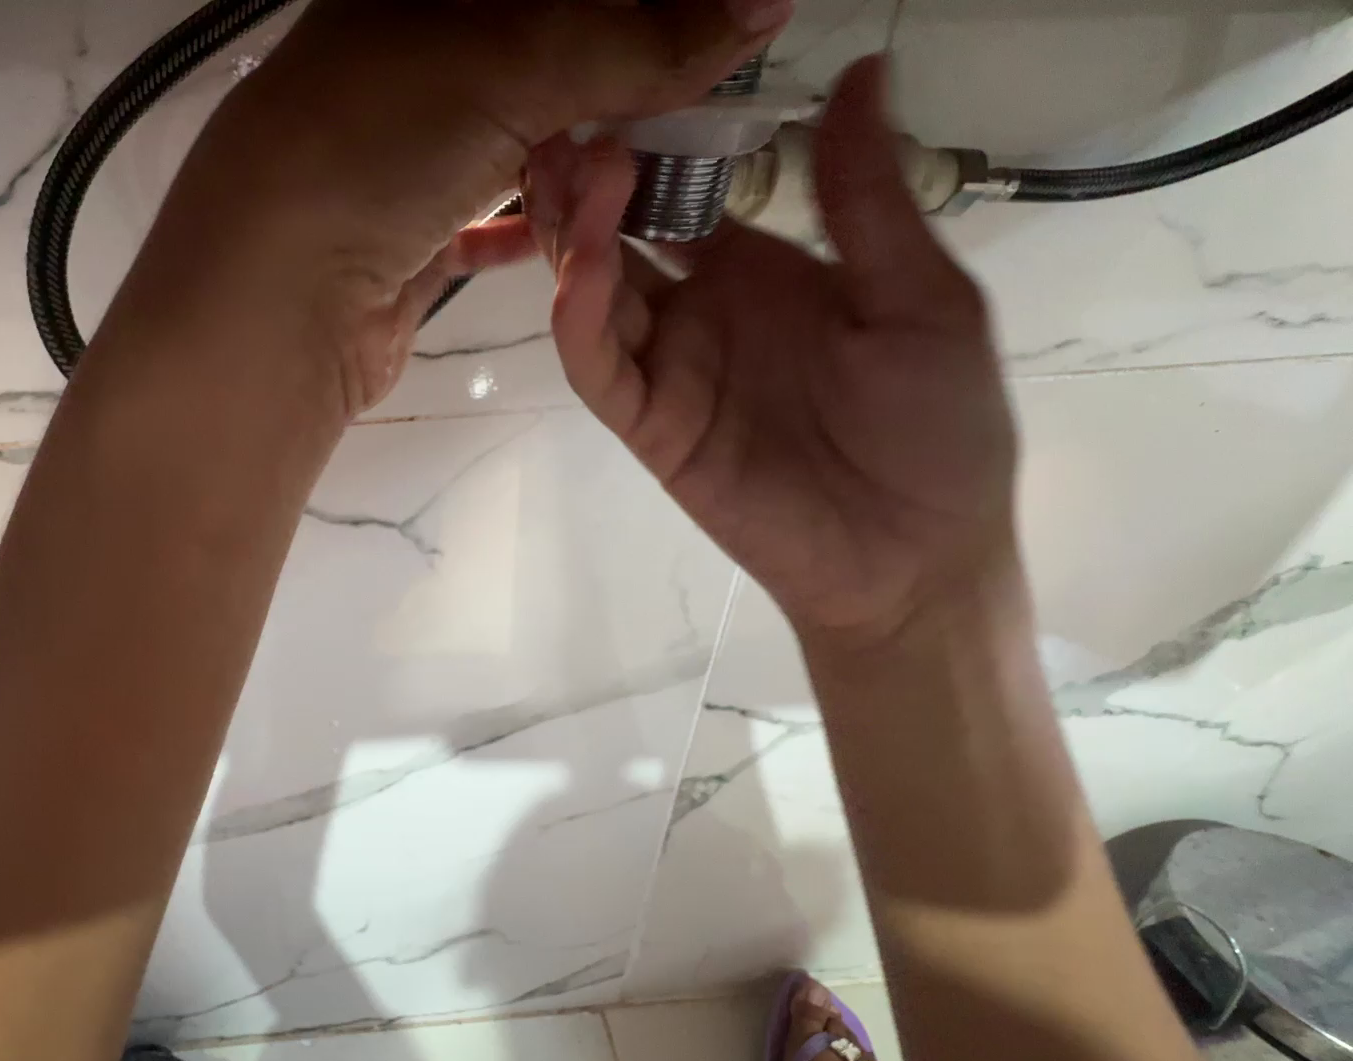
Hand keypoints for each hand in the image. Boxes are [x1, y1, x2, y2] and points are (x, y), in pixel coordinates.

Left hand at [127, 0, 794, 414]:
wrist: (277, 294)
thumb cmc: (380, 142)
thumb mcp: (512, 63)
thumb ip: (638, 38)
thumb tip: (763, 7)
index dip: (633, 11)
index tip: (712, 31)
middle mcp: (406, 63)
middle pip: (541, 55)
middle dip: (619, 77)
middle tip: (696, 102)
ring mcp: (404, 154)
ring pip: (518, 141)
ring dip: (582, 156)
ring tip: (653, 167)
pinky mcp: (408, 237)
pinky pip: (487, 221)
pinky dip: (534, 224)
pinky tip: (579, 227)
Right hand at [526, 56, 1019, 643]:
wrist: (913, 551)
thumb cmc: (935, 426)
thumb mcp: (920, 297)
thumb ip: (866, 198)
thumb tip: (859, 72)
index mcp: (757, 270)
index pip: (678, 196)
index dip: (649, 147)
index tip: (621, 91)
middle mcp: (697, 312)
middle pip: (618, 240)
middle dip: (586, 189)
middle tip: (561, 130)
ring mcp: (667, 369)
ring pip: (593, 297)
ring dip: (572, 241)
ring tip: (564, 180)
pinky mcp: (650, 425)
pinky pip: (600, 369)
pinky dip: (581, 323)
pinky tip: (580, 275)